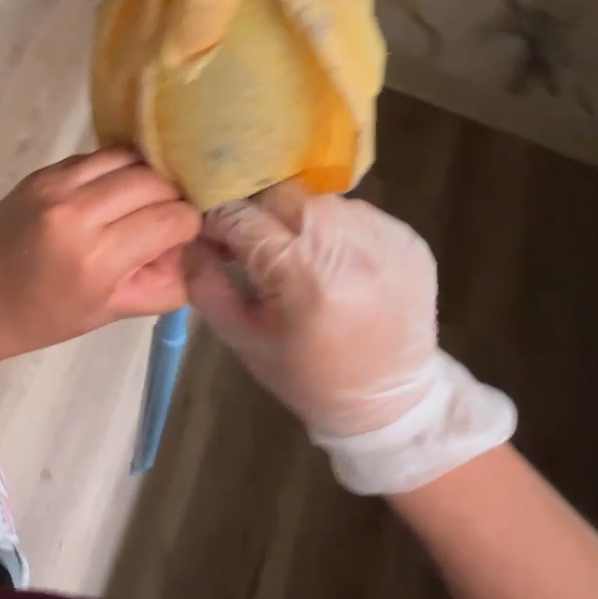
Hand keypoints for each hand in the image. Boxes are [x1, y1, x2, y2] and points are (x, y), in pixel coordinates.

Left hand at [0, 149, 199, 361]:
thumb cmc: (42, 317)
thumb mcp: (109, 313)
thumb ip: (161, 283)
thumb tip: (190, 248)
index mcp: (97, 257)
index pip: (172, 219)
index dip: (187, 228)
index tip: (180, 239)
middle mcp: (77, 212)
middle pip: (154, 181)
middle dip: (171, 198)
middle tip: (165, 218)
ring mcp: (55, 186)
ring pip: (127, 158)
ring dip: (143, 176)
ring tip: (140, 201)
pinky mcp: (41, 173)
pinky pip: (94, 157)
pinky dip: (112, 170)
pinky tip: (110, 192)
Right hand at [185, 184, 514, 494]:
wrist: (391, 403)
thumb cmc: (305, 374)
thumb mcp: (239, 335)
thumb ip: (203, 280)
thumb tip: (187, 235)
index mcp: (302, 273)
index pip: (240, 216)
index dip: (217, 220)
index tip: (210, 234)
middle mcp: (347, 245)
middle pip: (282, 195)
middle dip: (258, 213)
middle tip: (252, 242)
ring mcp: (385, 237)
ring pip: (318, 199)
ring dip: (297, 218)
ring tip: (296, 253)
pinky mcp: (410, 239)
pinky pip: (354, 211)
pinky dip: (334, 227)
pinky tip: (333, 260)